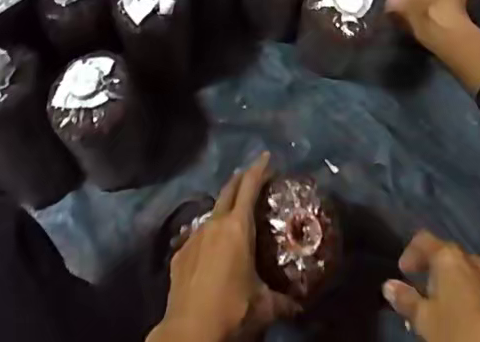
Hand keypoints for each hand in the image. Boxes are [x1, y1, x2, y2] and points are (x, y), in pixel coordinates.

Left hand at [152, 152, 299, 341]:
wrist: (187, 335)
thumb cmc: (231, 310)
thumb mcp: (264, 306)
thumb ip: (283, 300)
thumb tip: (300, 305)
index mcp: (238, 227)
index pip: (249, 186)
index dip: (259, 168)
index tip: (266, 155)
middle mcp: (215, 224)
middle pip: (228, 190)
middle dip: (241, 178)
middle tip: (253, 174)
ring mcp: (194, 238)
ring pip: (212, 213)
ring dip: (224, 207)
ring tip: (234, 215)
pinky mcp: (179, 255)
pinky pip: (198, 235)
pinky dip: (209, 233)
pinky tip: (212, 248)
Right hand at [382, 230, 479, 341]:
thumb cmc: (457, 333)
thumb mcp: (426, 321)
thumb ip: (406, 300)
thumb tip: (388, 284)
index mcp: (450, 258)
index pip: (424, 240)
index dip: (410, 252)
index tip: (402, 272)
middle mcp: (474, 260)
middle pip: (447, 257)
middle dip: (433, 272)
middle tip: (421, 296)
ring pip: (469, 274)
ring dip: (454, 286)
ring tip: (444, 311)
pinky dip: (473, 298)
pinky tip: (470, 321)